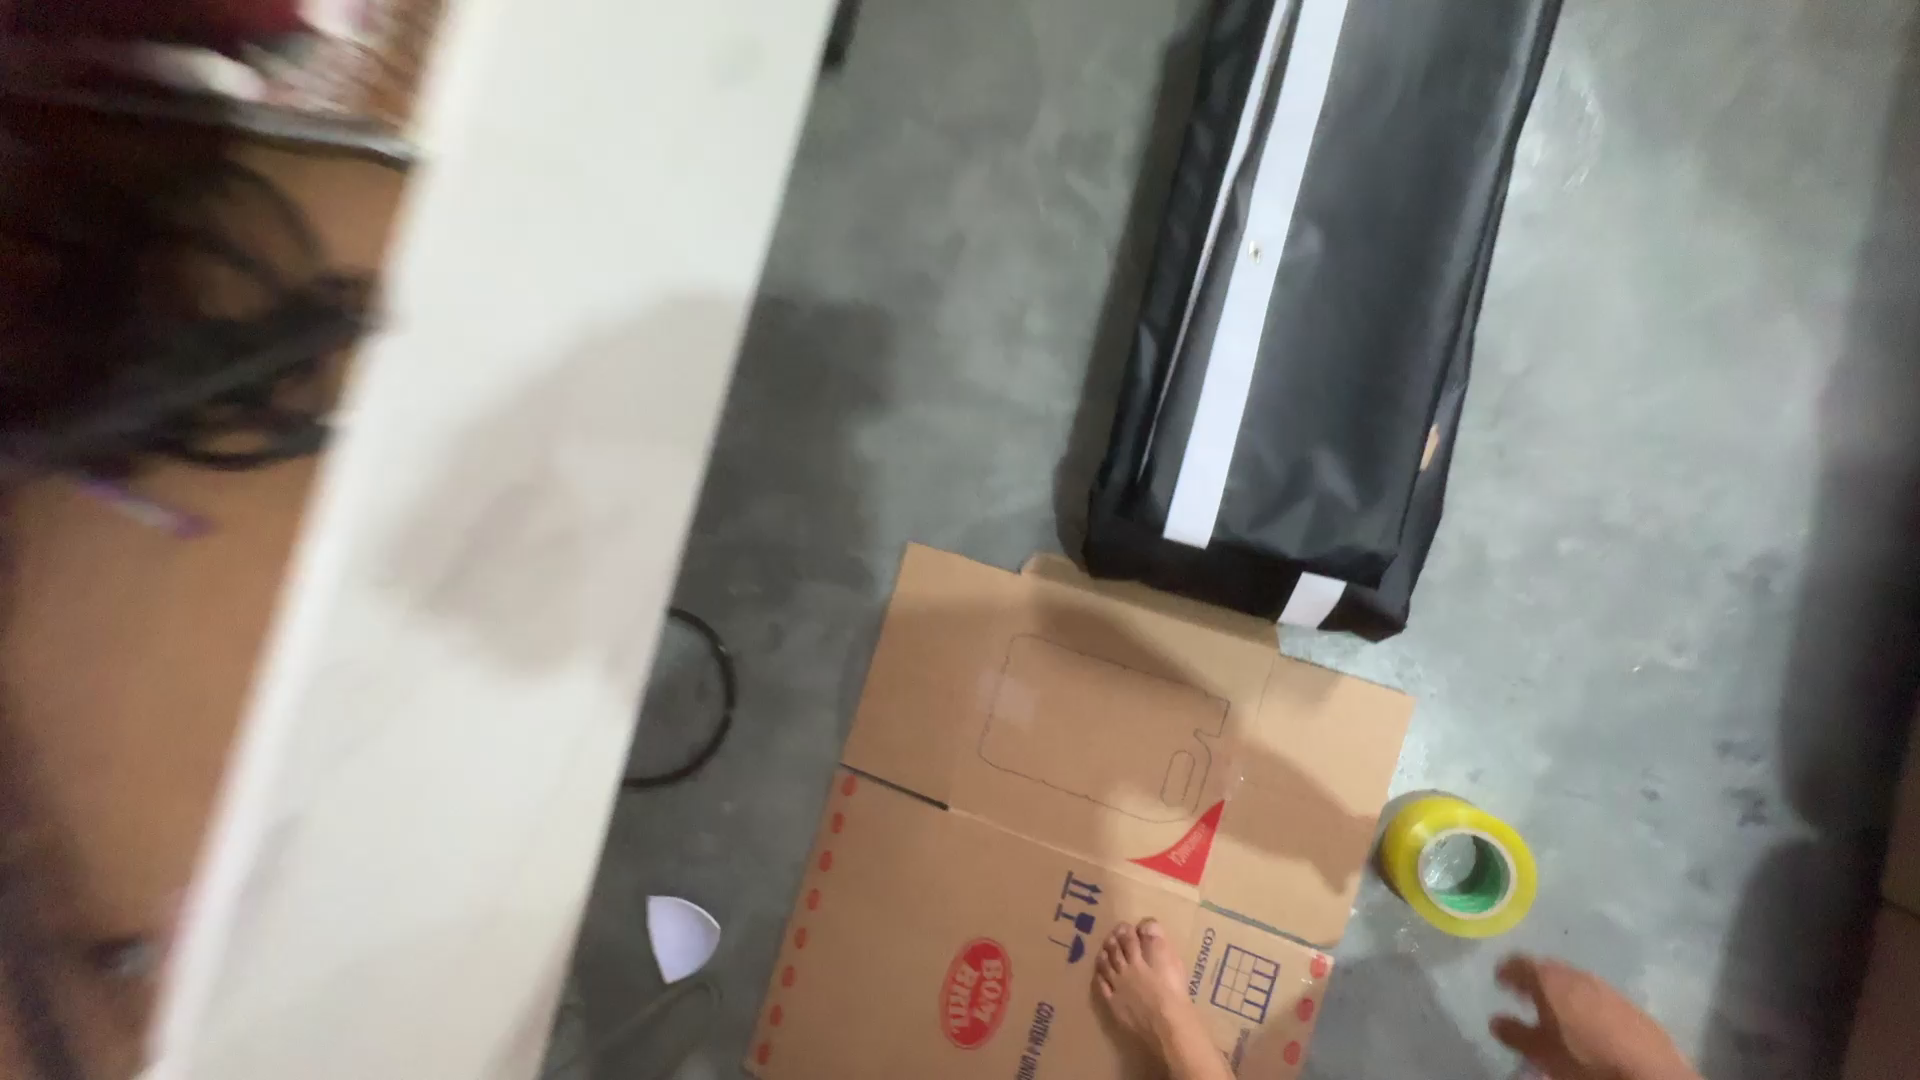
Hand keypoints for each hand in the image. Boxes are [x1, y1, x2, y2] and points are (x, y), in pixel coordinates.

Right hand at [1490, 955, 1700, 1079]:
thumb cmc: (1587, 1062)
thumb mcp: (1542, 1053)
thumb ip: (1515, 1034)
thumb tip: (1496, 1021)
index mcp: (1550, 979)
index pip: (1519, 962)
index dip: (1506, 971)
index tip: (1499, 983)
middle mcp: (1579, 976)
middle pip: (1550, 970)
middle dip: (1537, 982)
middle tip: (1527, 997)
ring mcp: (1611, 992)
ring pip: (1579, 985)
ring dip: (1566, 995)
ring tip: (1561, 1015)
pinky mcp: (1637, 1012)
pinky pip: (1604, 1001)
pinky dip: (1592, 1008)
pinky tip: (1593, 1028)